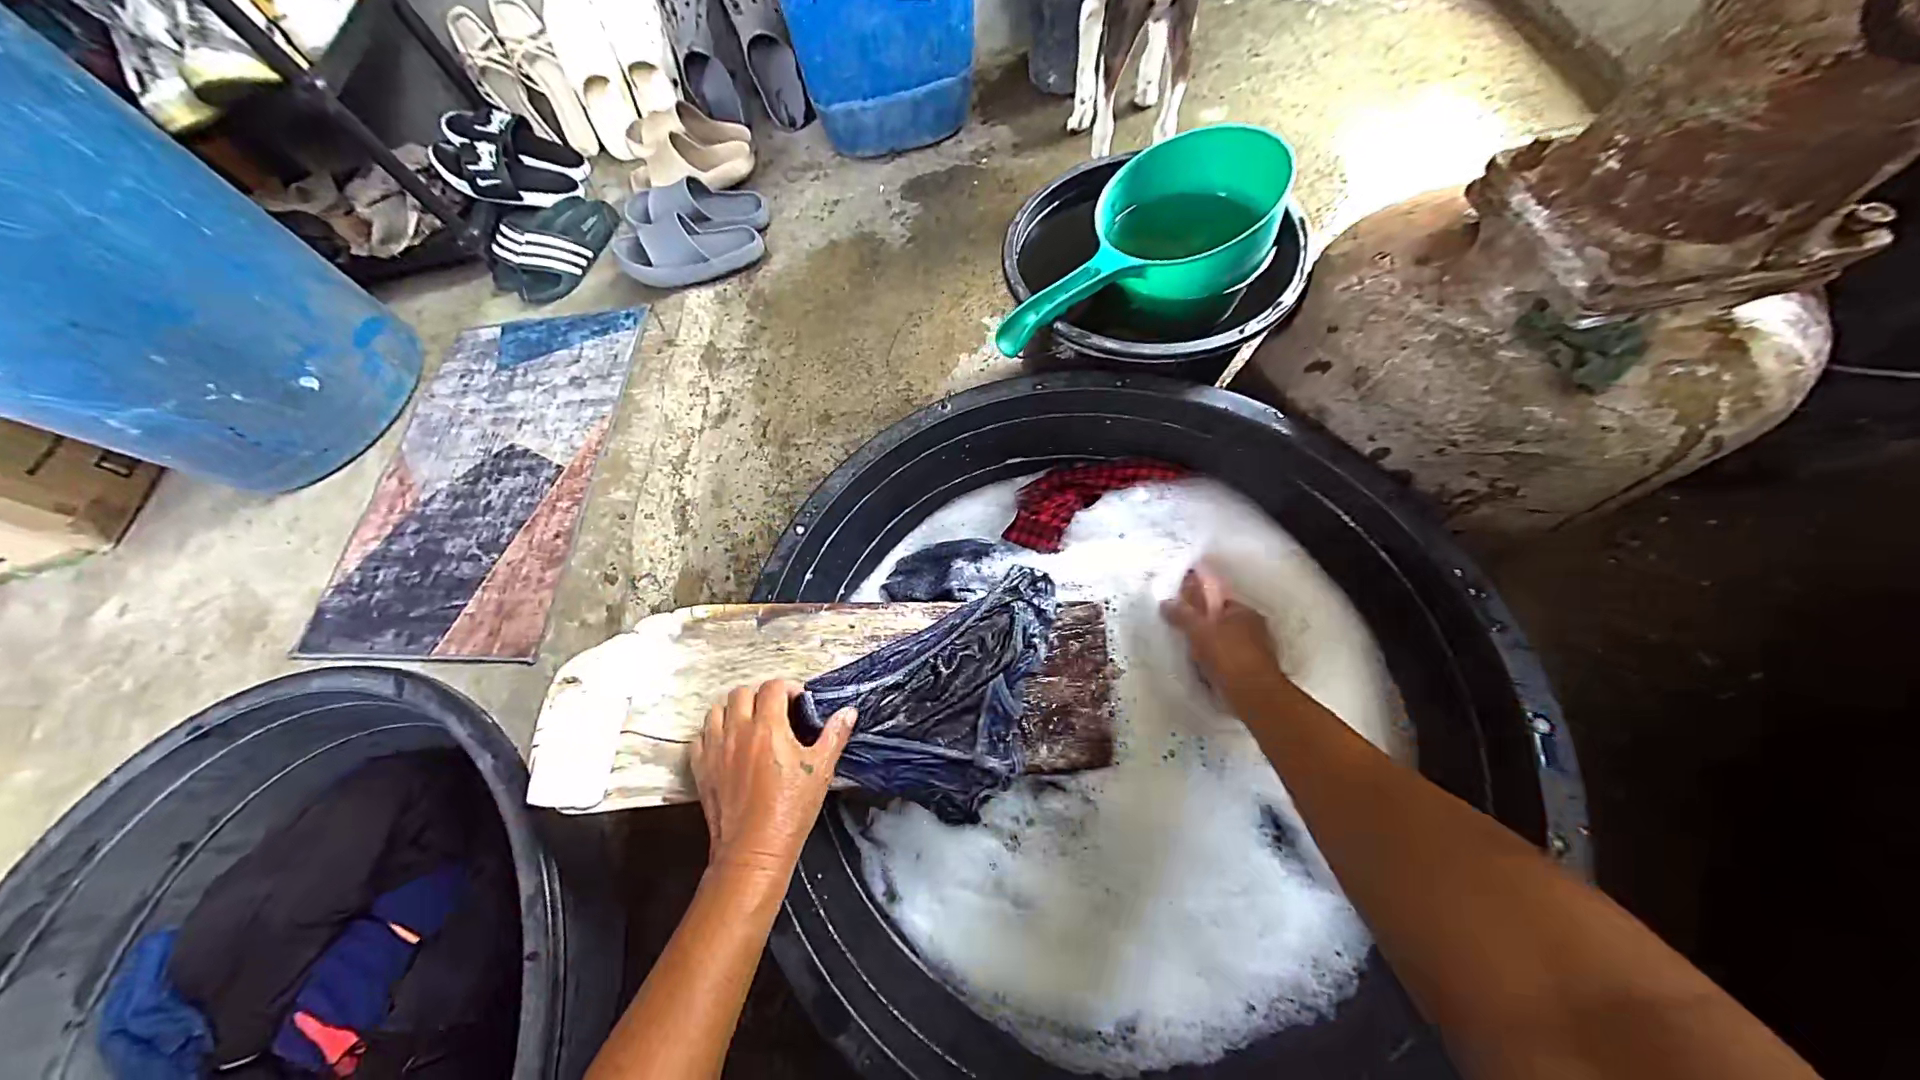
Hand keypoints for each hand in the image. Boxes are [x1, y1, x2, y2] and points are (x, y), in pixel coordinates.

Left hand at [690, 679, 855, 876]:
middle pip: (742, 692)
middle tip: (776, 711)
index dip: (789, 688)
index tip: (799, 701)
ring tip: (750, 723)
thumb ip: (835, 735)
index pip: (773, 687)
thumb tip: (848, 712)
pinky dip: (713, 733)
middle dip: (761, 695)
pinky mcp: (701, 768)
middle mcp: (738, 731)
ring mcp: (715, 749)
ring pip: (717, 710)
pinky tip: (727, 745)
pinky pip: (700, 737)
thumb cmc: (790, 810)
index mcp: (768, 727)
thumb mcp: (821, 770)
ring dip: (734, 710)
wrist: (753, 850)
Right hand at [1160, 564, 1289, 699]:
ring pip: (1224, 646)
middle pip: (1221, 625)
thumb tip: (1165, 602)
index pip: (1219, 602)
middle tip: (1183, 636)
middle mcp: (1254, 629)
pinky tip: (1202, 672)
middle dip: (1203, 630)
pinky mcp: (1251, 674)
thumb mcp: (1199, 629)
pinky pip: (1226, 664)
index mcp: (1245, 612)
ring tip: (1189, 657)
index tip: (1182, 615)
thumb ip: (1182, 614)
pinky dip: (1215, 667)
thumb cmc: (1228, 655)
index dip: (1200, 607)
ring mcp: (1255, 653)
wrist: (1252, 695)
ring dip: (1209, 651)